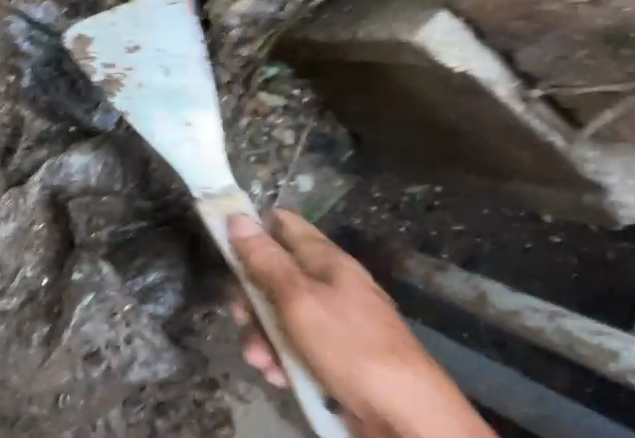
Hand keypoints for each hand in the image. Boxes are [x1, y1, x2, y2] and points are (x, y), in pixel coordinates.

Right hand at [228, 212, 494, 437]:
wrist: (411, 423)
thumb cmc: (351, 349)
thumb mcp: (298, 299)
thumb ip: (265, 259)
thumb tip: (237, 216)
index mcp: (327, 263)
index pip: (283, 224)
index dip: (251, 228)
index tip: (223, 245)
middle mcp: (331, 286)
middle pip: (273, 273)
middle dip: (249, 296)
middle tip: (241, 316)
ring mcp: (335, 323)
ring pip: (279, 313)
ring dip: (261, 334)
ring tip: (260, 359)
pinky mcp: (336, 357)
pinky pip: (296, 345)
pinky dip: (281, 358)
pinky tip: (278, 375)